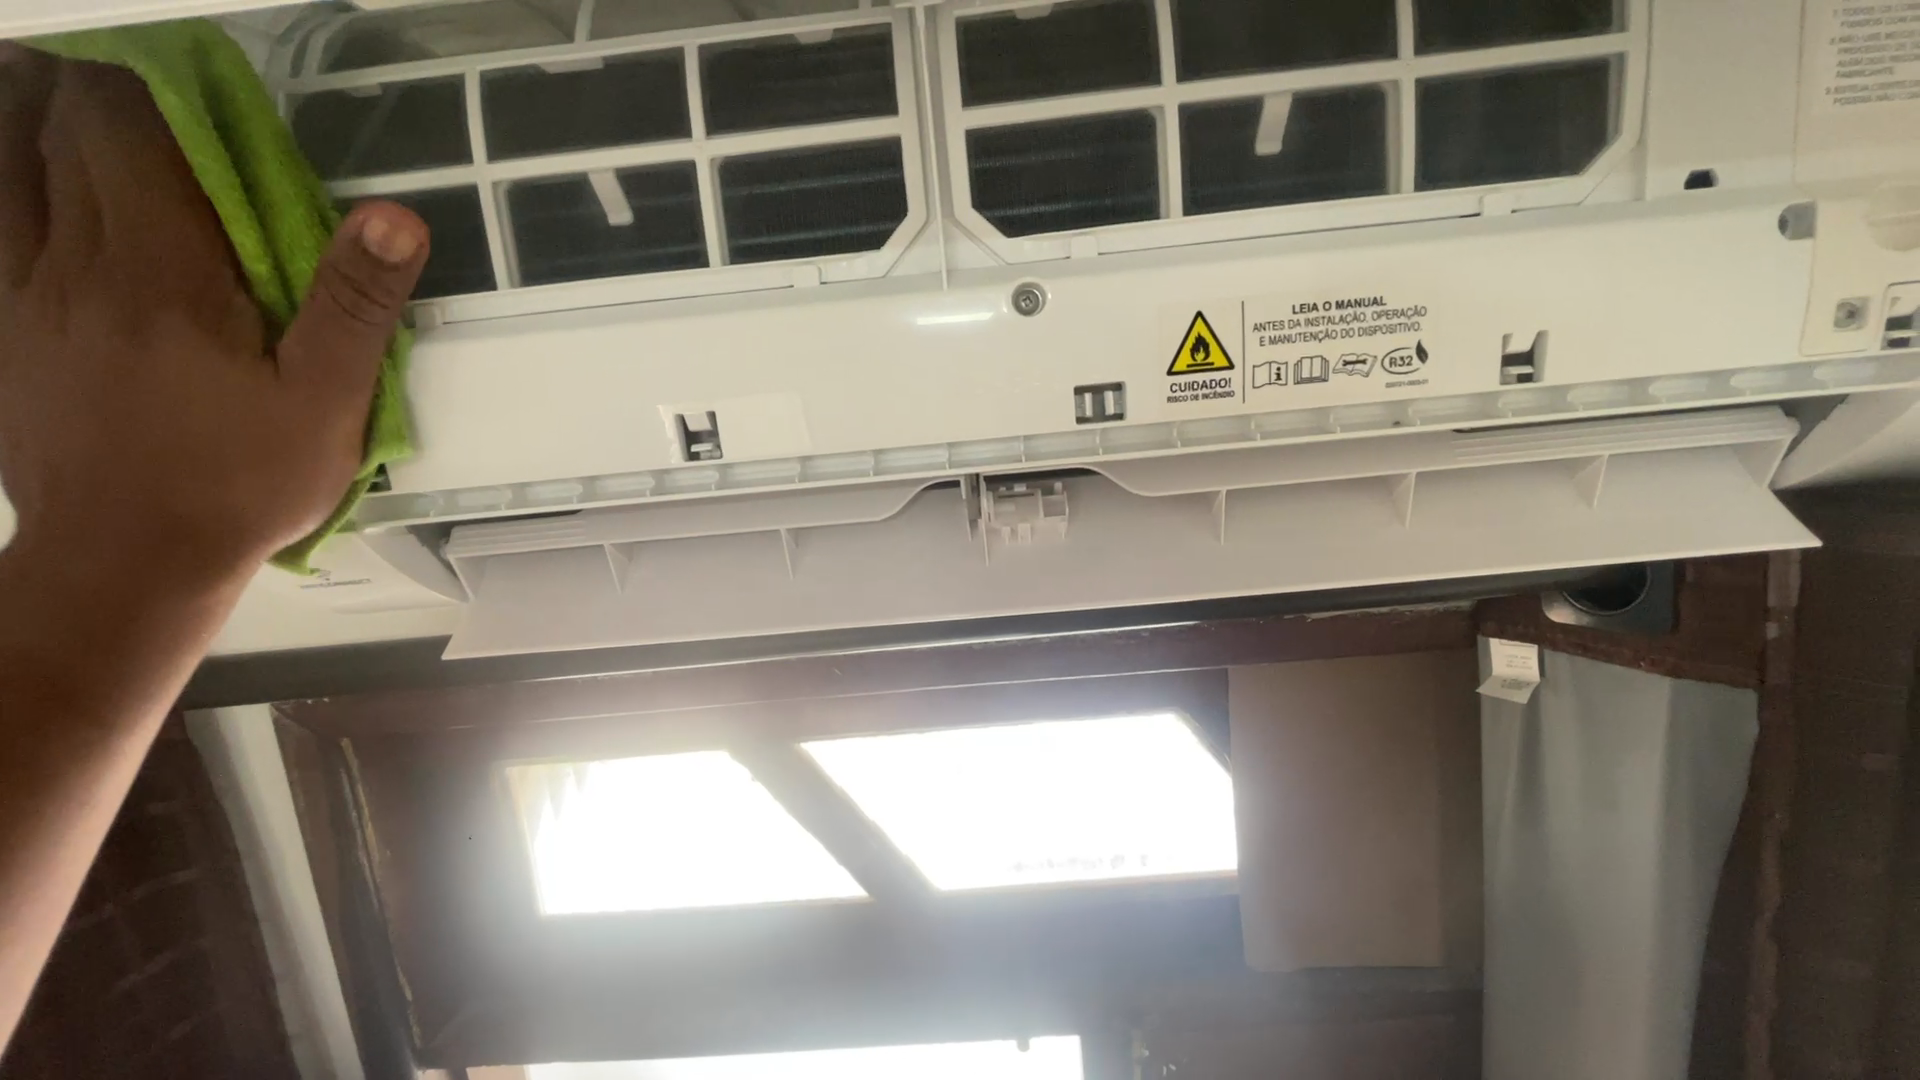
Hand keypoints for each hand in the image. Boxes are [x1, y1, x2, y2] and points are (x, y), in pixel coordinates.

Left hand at [0, 47, 428, 587]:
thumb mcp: (328, 400)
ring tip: (65, 96)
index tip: (196, 84)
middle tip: (143, 89)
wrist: (132, 554)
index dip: (155, 88)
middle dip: (90, 88)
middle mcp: (72, 259)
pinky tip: (25, 174)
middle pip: (51, 127)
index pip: (131, 133)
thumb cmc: (246, 477)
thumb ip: (354, 302)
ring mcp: (16, 286)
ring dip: (24, 111)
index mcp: (164, 273)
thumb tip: (396, 215)